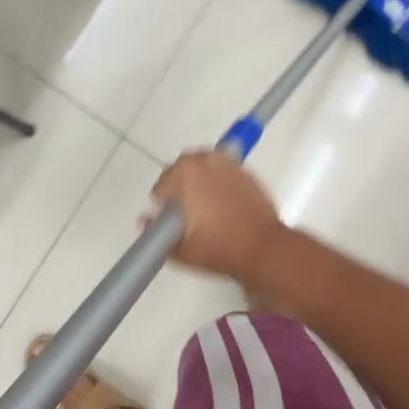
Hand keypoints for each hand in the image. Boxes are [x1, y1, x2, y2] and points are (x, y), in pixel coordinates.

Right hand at [151, 151, 288, 283]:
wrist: (264, 248)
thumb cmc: (218, 247)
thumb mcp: (181, 248)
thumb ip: (157, 233)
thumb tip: (144, 221)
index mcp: (184, 173)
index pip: (162, 185)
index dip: (163, 205)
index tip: (170, 222)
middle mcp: (204, 159)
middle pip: (182, 170)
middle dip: (180, 188)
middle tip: (187, 214)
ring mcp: (227, 163)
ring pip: (204, 168)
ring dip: (199, 182)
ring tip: (206, 208)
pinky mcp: (246, 171)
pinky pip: (223, 173)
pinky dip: (219, 183)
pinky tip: (224, 205)